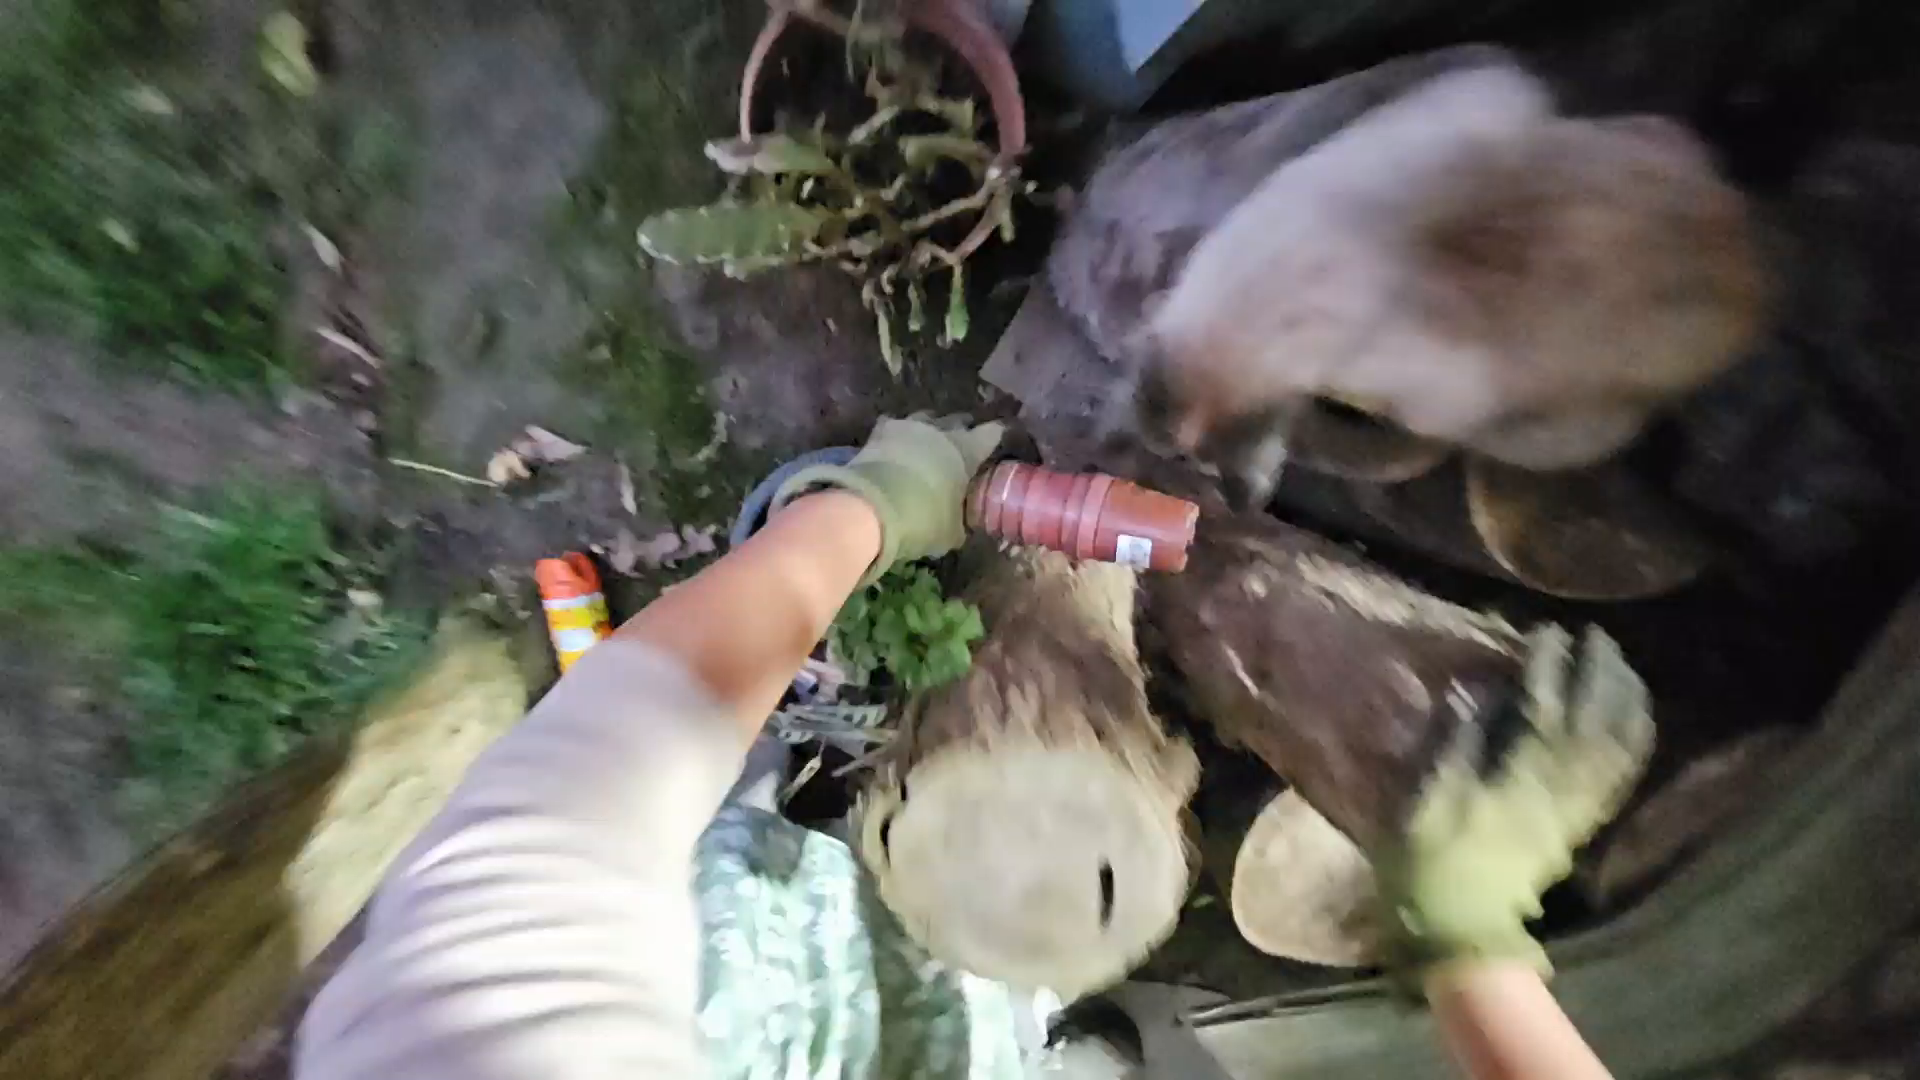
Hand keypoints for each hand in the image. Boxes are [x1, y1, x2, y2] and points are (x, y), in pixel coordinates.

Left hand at [772, 414, 1003, 582]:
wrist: (872, 508)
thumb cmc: (923, 520)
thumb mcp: (952, 532)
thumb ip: (960, 522)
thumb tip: (960, 525)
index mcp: (968, 449)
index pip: (992, 432)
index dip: (996, 435)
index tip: (998, 440)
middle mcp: (942, 430)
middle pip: (958, 420)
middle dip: (962, 430)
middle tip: (961, 446)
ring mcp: (909, 425)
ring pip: (926, 418)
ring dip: (929, 429)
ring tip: (928, 443)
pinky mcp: (879, 431)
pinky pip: (893, 426)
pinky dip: (896, 435)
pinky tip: (894, 447)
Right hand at [1376, 626, 1653, 979]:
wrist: (1461, 918)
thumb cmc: (1430, 852)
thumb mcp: (1428, 795)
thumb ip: (1454, 743)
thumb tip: (1470, 694)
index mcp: (1517, 780)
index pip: (1544, 713)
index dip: (1550, 670)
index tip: (1547, 632)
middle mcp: (1559, 790)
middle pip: (1594, 726)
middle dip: (1599, 677)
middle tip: (1597, 636)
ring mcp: (1576, 807)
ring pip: (1617, 748)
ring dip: (1624, 703)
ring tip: (1622, 666)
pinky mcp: (1579, 821)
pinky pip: (1619, 775)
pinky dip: (1633, 742)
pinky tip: (1634, 718)